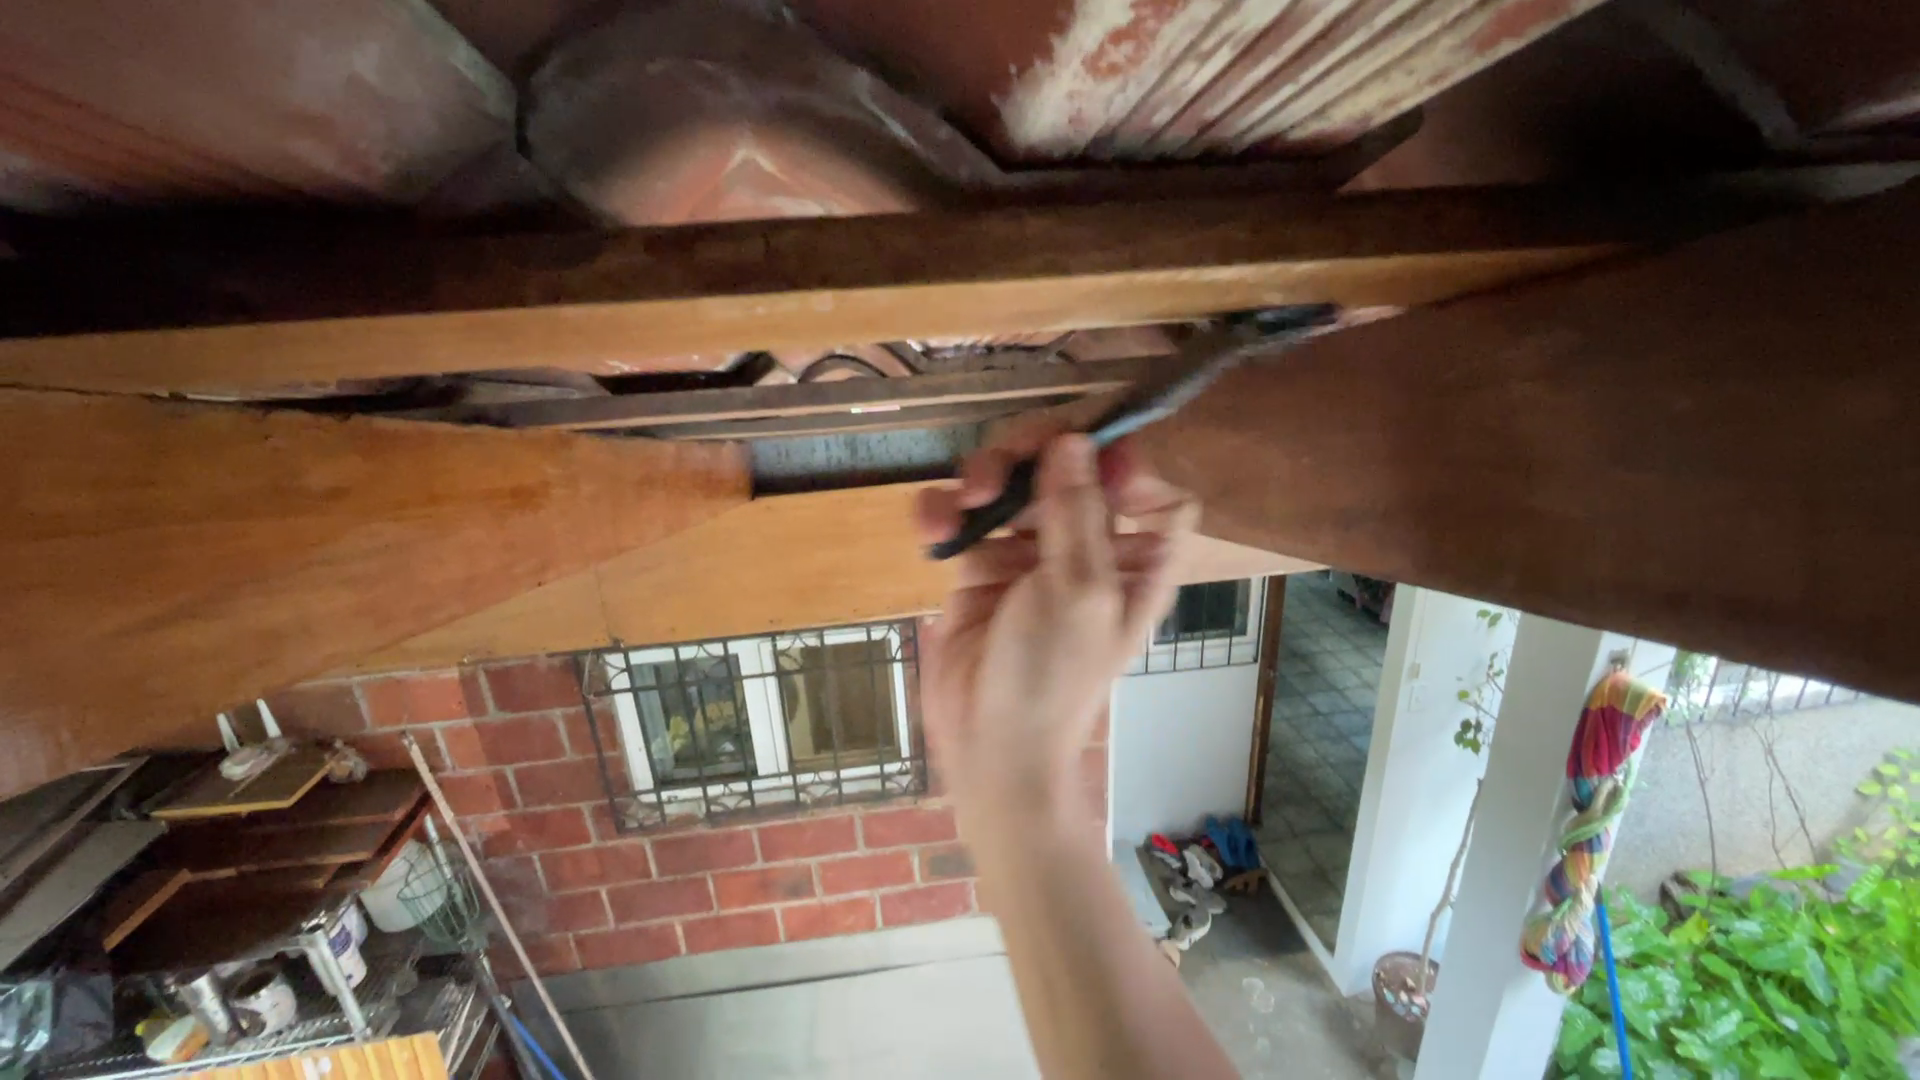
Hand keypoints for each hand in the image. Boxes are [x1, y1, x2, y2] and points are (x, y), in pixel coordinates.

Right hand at [915, 427, 1197, 833]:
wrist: (989, 743)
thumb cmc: (1051, 676)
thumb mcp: (1077, 591)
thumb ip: (1077, 512)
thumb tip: (1074, 440)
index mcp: (1134, 561)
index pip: (1155, 493)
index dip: (1130, 465)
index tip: (1090, 455)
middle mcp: (1088, 551)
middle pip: (1070, 473)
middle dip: (1032, 459)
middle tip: (999, 466)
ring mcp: (1031, 556)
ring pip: (1012, 487)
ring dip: (980, 482)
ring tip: (960, 503)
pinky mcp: (981, 567)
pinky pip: (966, 522)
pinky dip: (946, 515)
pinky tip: (932, 530)